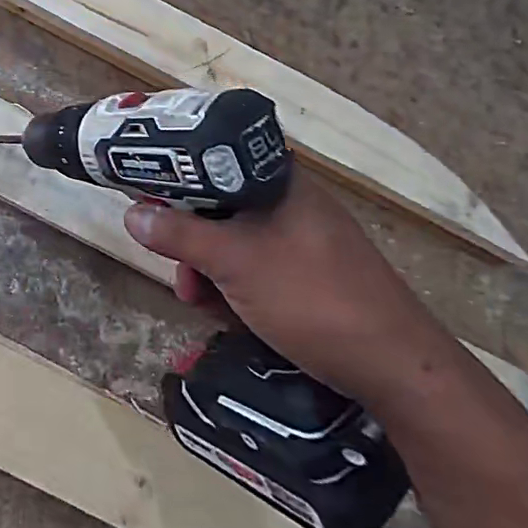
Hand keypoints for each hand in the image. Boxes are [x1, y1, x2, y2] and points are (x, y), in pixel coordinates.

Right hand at [124, 173, 423, 400]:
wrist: (395, 365)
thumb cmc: (311, 295)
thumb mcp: (235, 261)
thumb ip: (180, 234)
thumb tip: (132, 212)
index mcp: (280, 180)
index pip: (217, 162)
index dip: (180, 182)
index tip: (152, 207)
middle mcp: (293, 202)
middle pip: (223, 208)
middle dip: (193, 244)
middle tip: (183, 277)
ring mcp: (305, 239)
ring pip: (239, 243)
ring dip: (212, 272)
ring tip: (203, 305)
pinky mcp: (313, 275)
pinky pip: (260, 269)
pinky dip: (239, 289)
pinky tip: (230, 317)